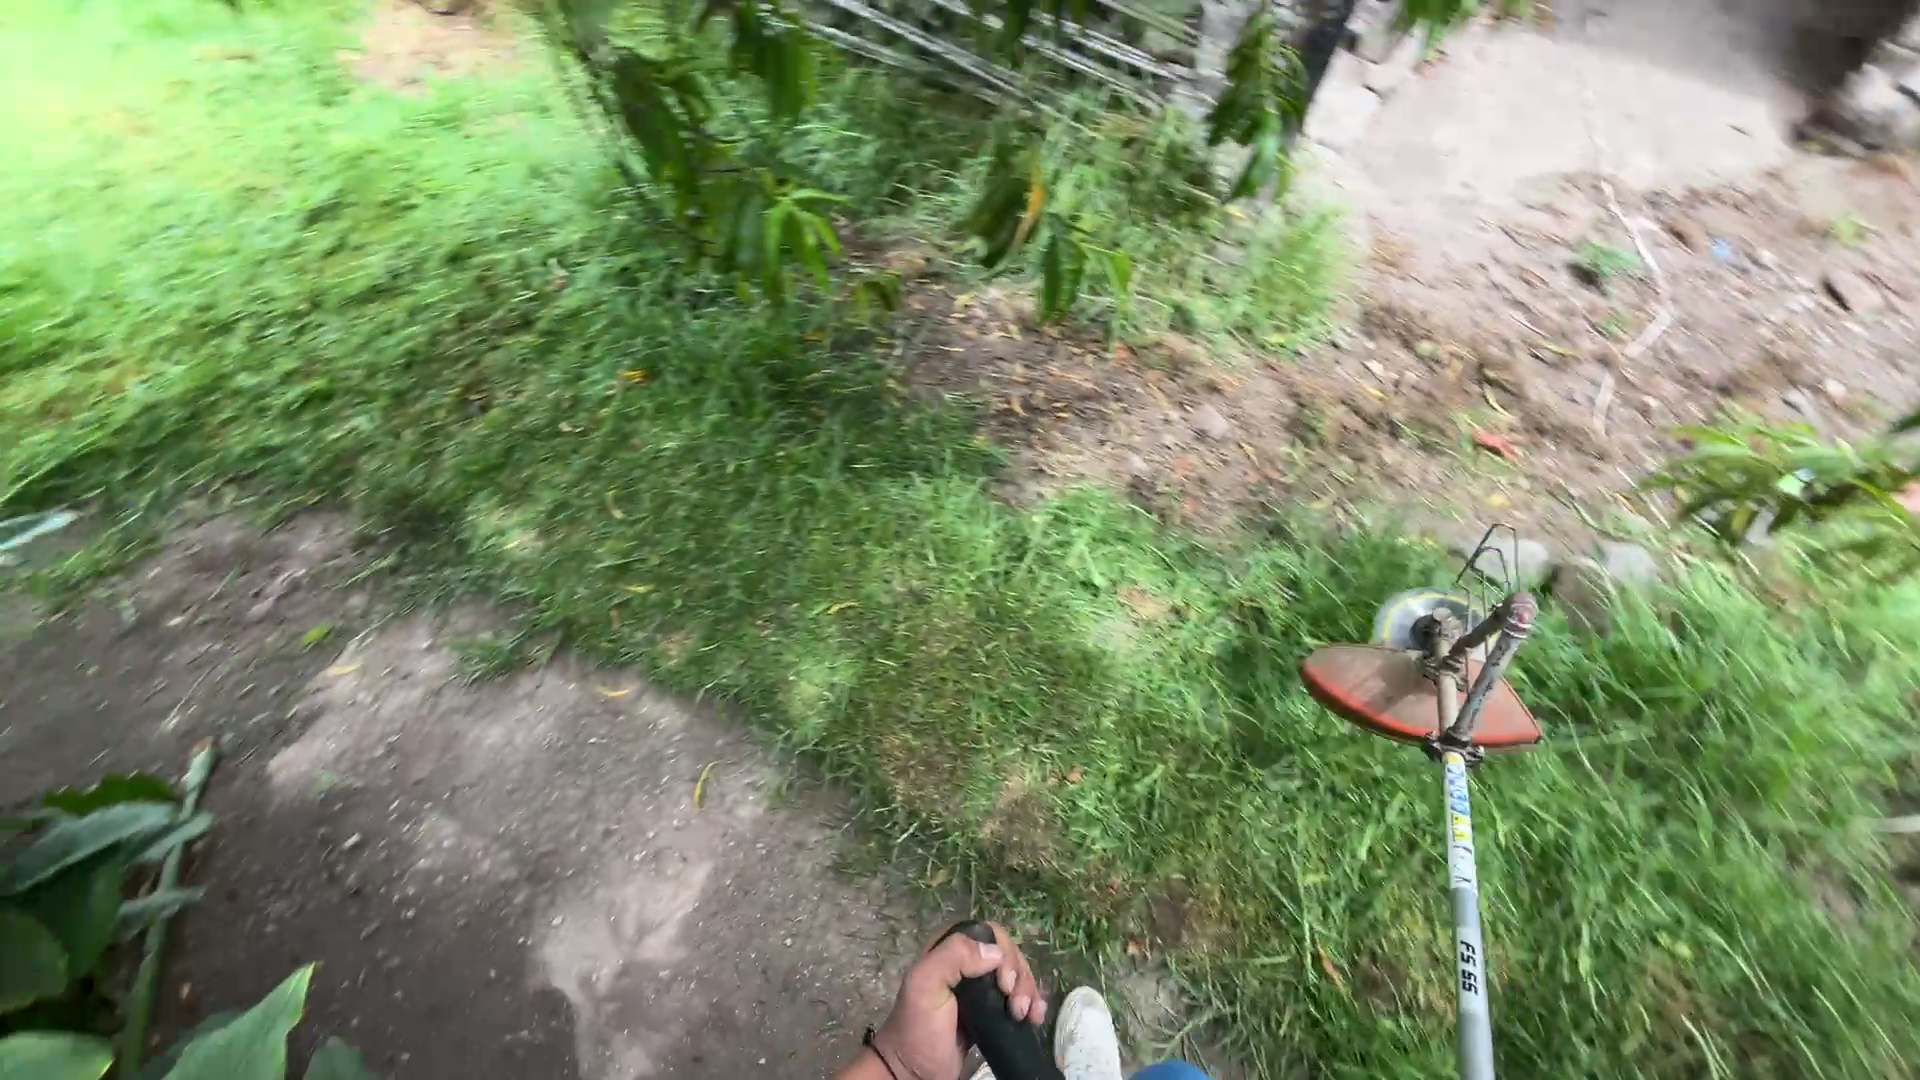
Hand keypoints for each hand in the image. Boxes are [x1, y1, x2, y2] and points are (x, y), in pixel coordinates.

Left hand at [867, 922, 1046, 1079]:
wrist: (914, 1075)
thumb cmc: (918, 1028)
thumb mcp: (925, 984)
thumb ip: (954, 956)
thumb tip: (996, 953)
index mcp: (948, 948)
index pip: (988, 933)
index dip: (1003, 952)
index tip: (1004, 984)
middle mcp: (966, 962)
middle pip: (1006, 953)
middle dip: (1019, 976)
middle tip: (1018, 1006)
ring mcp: (979, 988)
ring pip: (1015, 974)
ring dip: (1028, 991)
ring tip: (1027, 1016)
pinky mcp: (990, 1011)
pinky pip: (1016, 996)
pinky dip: (1031, 1002)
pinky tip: (1036, 1016)